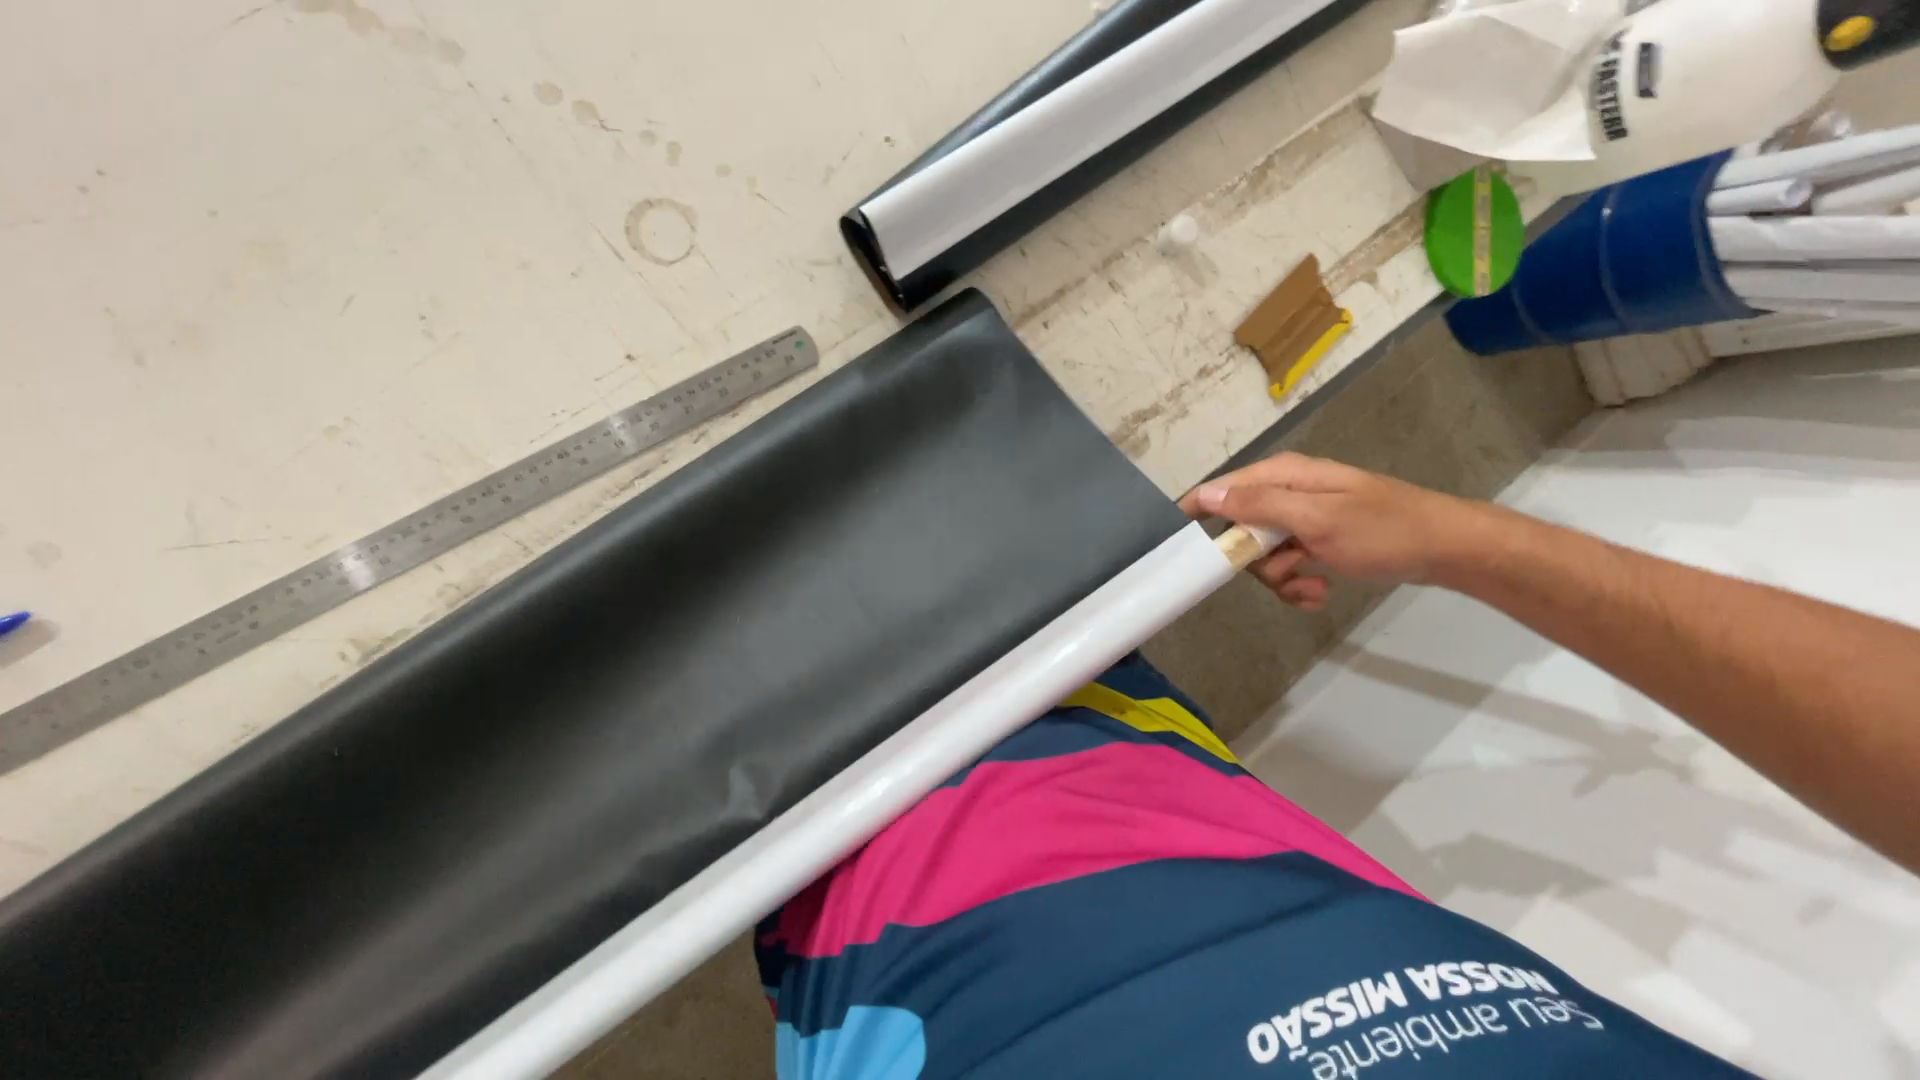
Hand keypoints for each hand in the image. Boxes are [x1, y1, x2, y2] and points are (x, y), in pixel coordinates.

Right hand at [1178, 453, 1485, 610]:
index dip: (1198, 514)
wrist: (1446, 548)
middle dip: (1256, 561)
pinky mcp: (1319, 540)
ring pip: (1264, 554)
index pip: (1220, 489)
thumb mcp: (1316, 518)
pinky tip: (1320, 591)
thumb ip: (1259, 505)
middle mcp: (1288, 492)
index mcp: (1283, 476)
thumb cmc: (1382, 530)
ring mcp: (1305, 517)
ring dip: (1282, 578)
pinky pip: (1289, 564)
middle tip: (1285, 573)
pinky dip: (1299, 583)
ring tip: (1314, 588)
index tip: (1183, 549)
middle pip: (1241, 530)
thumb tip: (1207, 494)